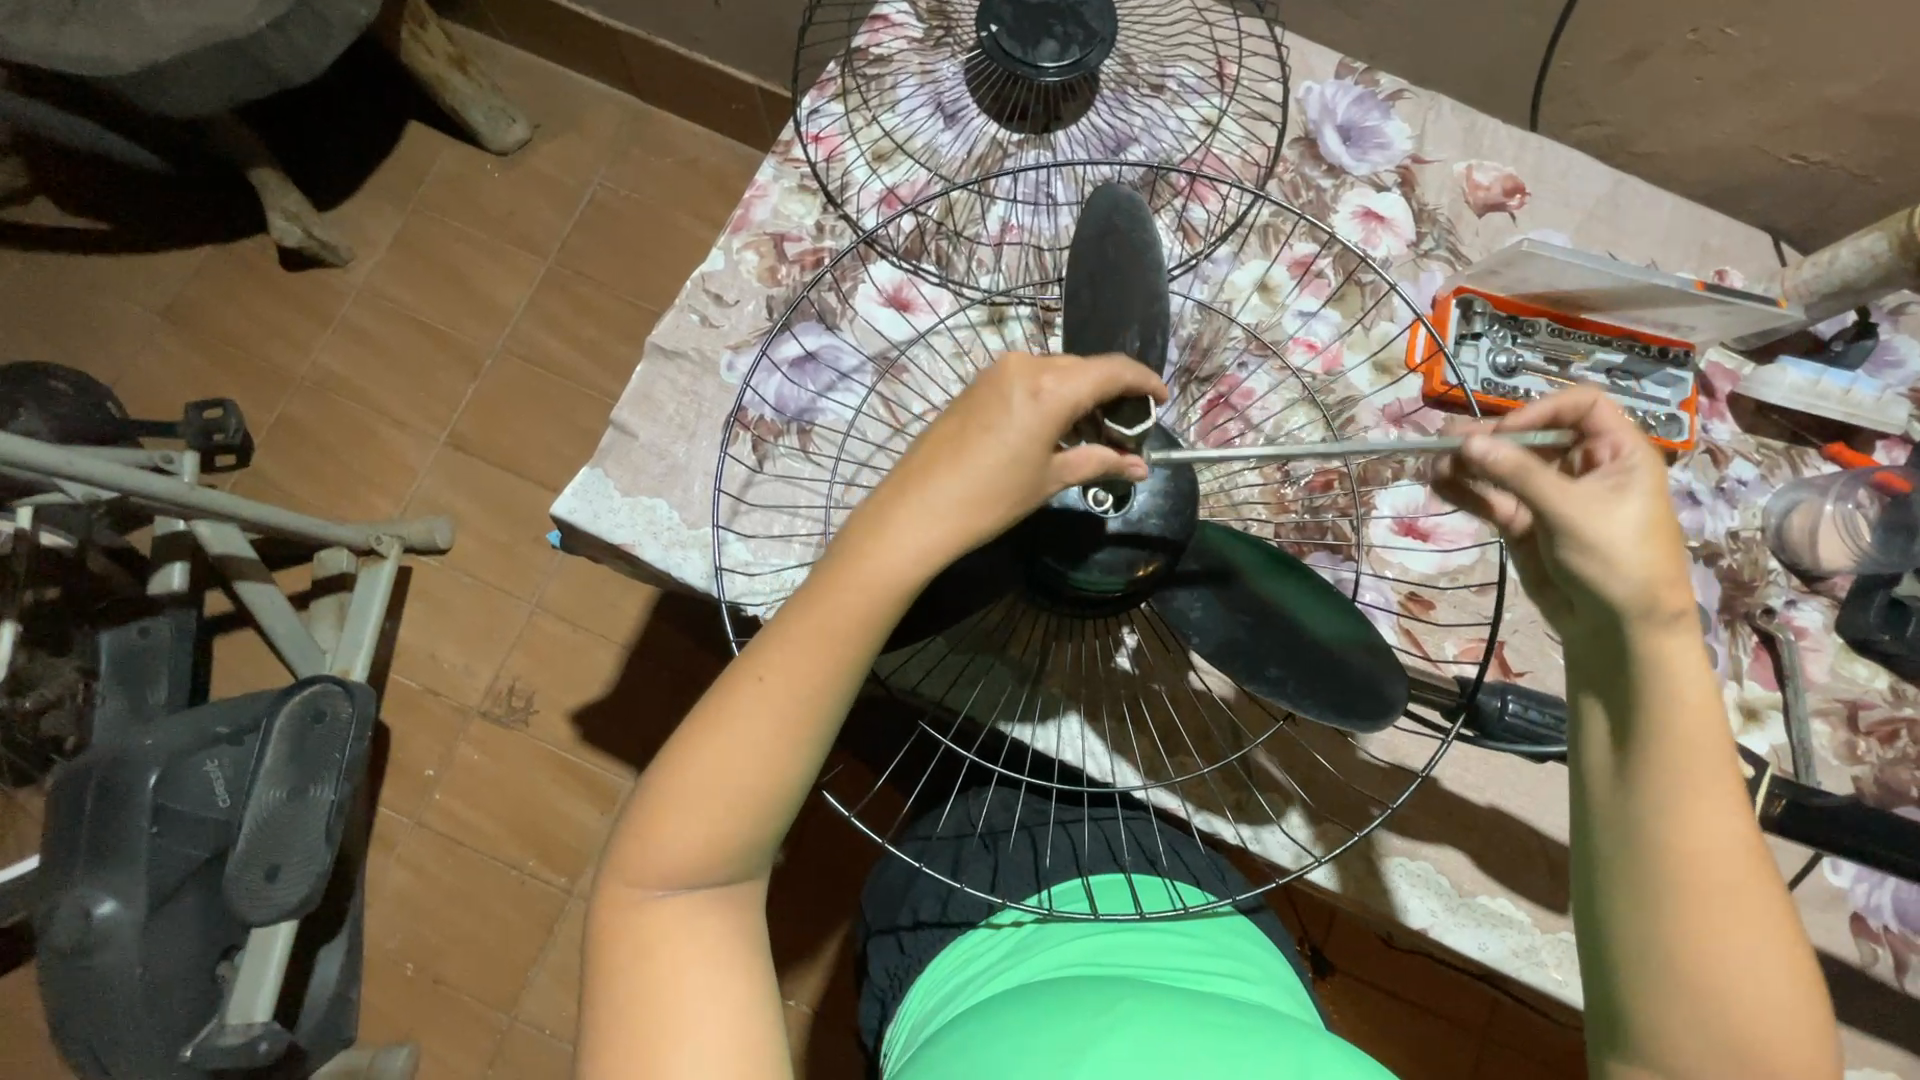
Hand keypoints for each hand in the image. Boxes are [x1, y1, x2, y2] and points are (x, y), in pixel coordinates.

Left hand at [837, 351, 1167, 579]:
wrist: (916, 510)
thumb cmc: (989, 499)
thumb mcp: (1049, 480)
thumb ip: (1099, 462)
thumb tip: (1141, 466)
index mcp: (1051, 386)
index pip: (1112, 370)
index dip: (1144, 382)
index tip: (1162, 399)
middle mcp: (1025, 366)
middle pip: (1084, 371)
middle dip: (1110, 398)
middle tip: (1126, 435)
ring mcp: (996, 373)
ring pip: (1055, 375)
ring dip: (1079, 401)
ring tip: (1093, 441)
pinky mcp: (977, 386)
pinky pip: (1028, 383)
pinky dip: (1051, 401)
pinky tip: (1056, 434)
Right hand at [1430, 387, 1694, 645]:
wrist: (1618, 626)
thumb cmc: (1617, 558)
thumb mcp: (1570, 510)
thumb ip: (1517, 474)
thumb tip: (1466, 441)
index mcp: (1614, 453)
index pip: (1580, 407)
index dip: (1540, 411)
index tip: (1503, 431)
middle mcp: (1581, 468)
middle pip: (1530, 438)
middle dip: (1488, 439)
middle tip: (1446, 442)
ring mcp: (1548, 497)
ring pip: (1502, 470)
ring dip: (1468, 465)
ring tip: (1432, 464)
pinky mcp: (1523, 524)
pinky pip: (1490, 499)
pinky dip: (1464, 491)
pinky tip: (1438, 484)